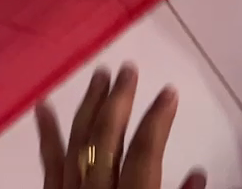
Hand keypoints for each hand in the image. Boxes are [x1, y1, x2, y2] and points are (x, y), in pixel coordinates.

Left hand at [34, 64, 206, 188]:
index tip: (170, 89)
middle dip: (120, 100)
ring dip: (90, 105)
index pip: (145, 152)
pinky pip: (48, 164)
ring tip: (100, 74)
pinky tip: (42, 105)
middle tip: (130, 67)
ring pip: (78, 142)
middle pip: (106, 138)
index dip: (158, 119)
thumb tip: (198, 174)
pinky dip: (46, 133)